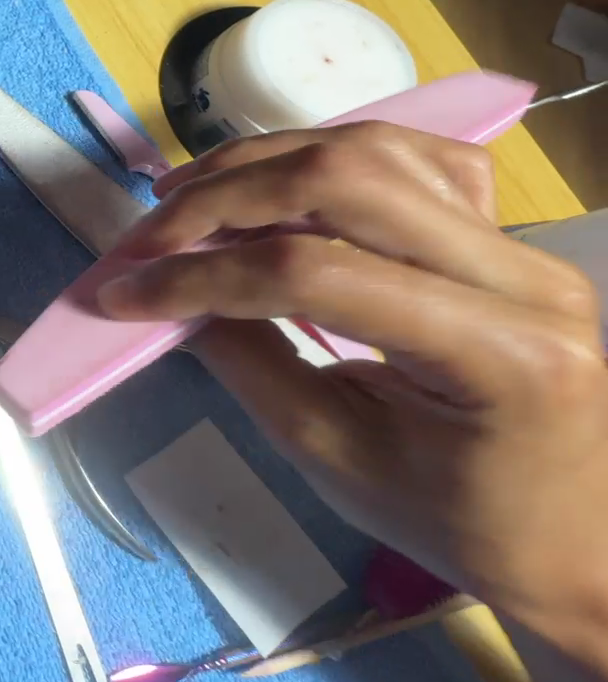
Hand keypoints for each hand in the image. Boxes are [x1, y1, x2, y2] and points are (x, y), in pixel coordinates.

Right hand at [95, 123, 607, 677]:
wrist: (569, 532)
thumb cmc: (448, 514)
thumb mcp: (323, 449)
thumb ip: (240, 355)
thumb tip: (160, 293)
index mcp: (499, 355)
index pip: (310, 273)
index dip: (195, 276)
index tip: (119, 294)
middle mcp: (521, 278)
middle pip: (343, 180)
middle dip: (219, 198)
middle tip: (148, 236)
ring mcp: (515, 244)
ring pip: (369, 149)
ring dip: (256, 164)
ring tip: (185, 197)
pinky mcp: (495, 232)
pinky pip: (403, 157)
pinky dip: (315, 156)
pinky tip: (271, 187)